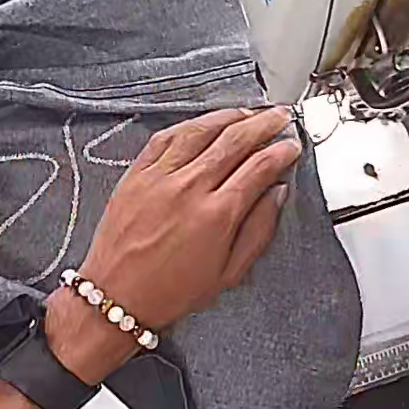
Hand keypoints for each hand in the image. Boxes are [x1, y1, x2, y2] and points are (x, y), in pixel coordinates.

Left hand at [46, 107, 300, 384]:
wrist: (117, 296)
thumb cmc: (171, 291)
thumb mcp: (228, 273)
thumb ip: (258, 230)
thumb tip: (277, 194)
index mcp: (217, 215)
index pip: (259, 167)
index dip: (281, 151)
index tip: (291, 146)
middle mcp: (189, 188)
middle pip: (235, 139)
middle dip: (263, 123)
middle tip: (279, 116)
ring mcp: (160, 177)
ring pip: (201, 130)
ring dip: (229, 115)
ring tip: (247, 112)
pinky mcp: (137, 174)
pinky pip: (166, 137)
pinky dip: (190, 124)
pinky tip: (203, 121)